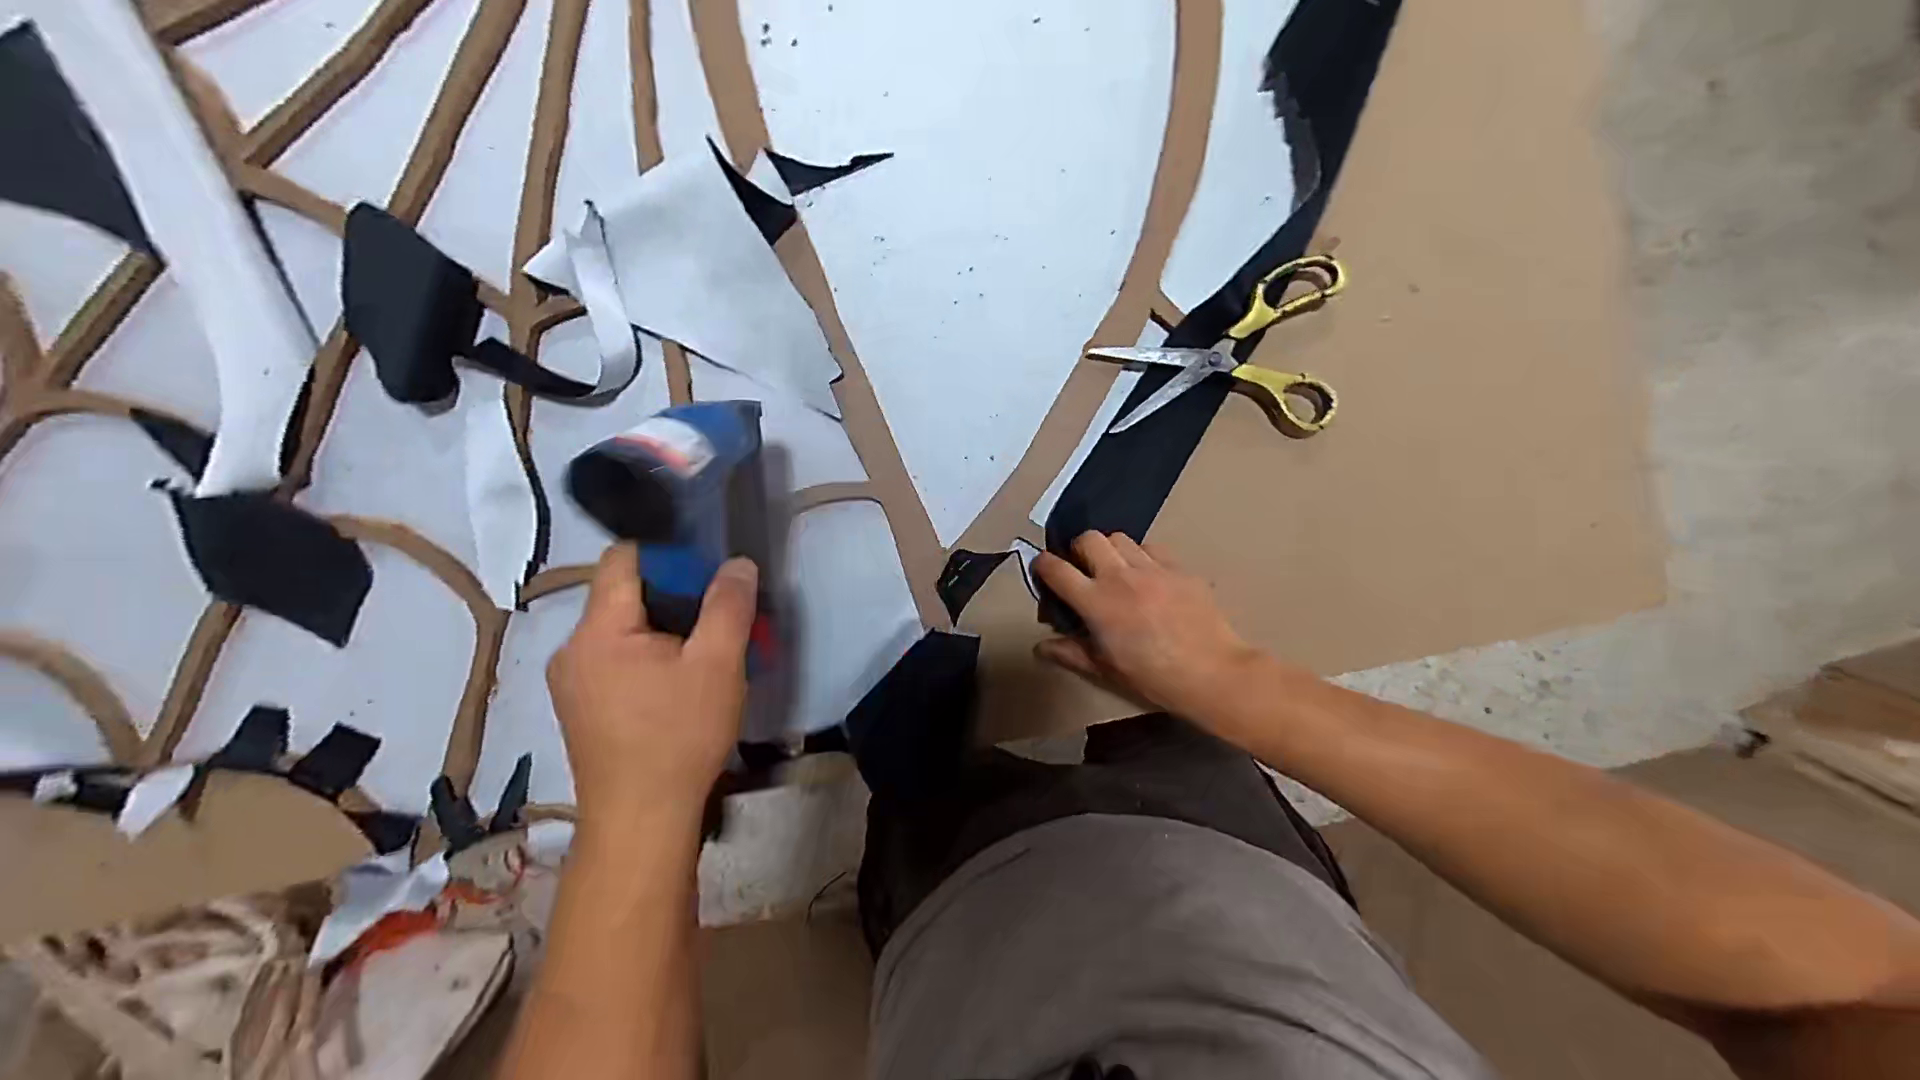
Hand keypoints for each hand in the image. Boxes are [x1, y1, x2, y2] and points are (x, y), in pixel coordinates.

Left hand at [547, 543, 757, 827]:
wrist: (641, 821)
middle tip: (718, 617)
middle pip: (624, 595)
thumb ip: (729, 606)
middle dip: (675, 597)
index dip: (668, 554)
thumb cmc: (679, 736)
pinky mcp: (579, 707)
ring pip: (622, 630)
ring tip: (704, 654)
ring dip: (664, 631)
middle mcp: (572, 648)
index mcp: (598, 630)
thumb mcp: (718, 665)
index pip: (624, 558)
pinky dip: (647, 658)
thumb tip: (737, 564)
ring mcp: (570, 681)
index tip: (709, 571)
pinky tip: (678, 685)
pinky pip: (615, 660)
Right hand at [1032, 531, 1264, 717]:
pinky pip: (1152, 548)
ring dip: (1110, 550)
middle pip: (1088, 538)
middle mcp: (1121, 577)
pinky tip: (1147, 578)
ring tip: (1116, 572)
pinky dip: (1141, 556)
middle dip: (1078, 550)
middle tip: (1083, 571)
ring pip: (1120, 538)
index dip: (1043, 566)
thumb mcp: (1105, 669)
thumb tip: (1041, 647)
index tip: (1044, 571)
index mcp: (1096, 602)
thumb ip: (1070, 652)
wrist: (1212, 674)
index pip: (1056, 569)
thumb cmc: (1153, 677)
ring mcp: (1153, 569)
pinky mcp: (1179, 568)